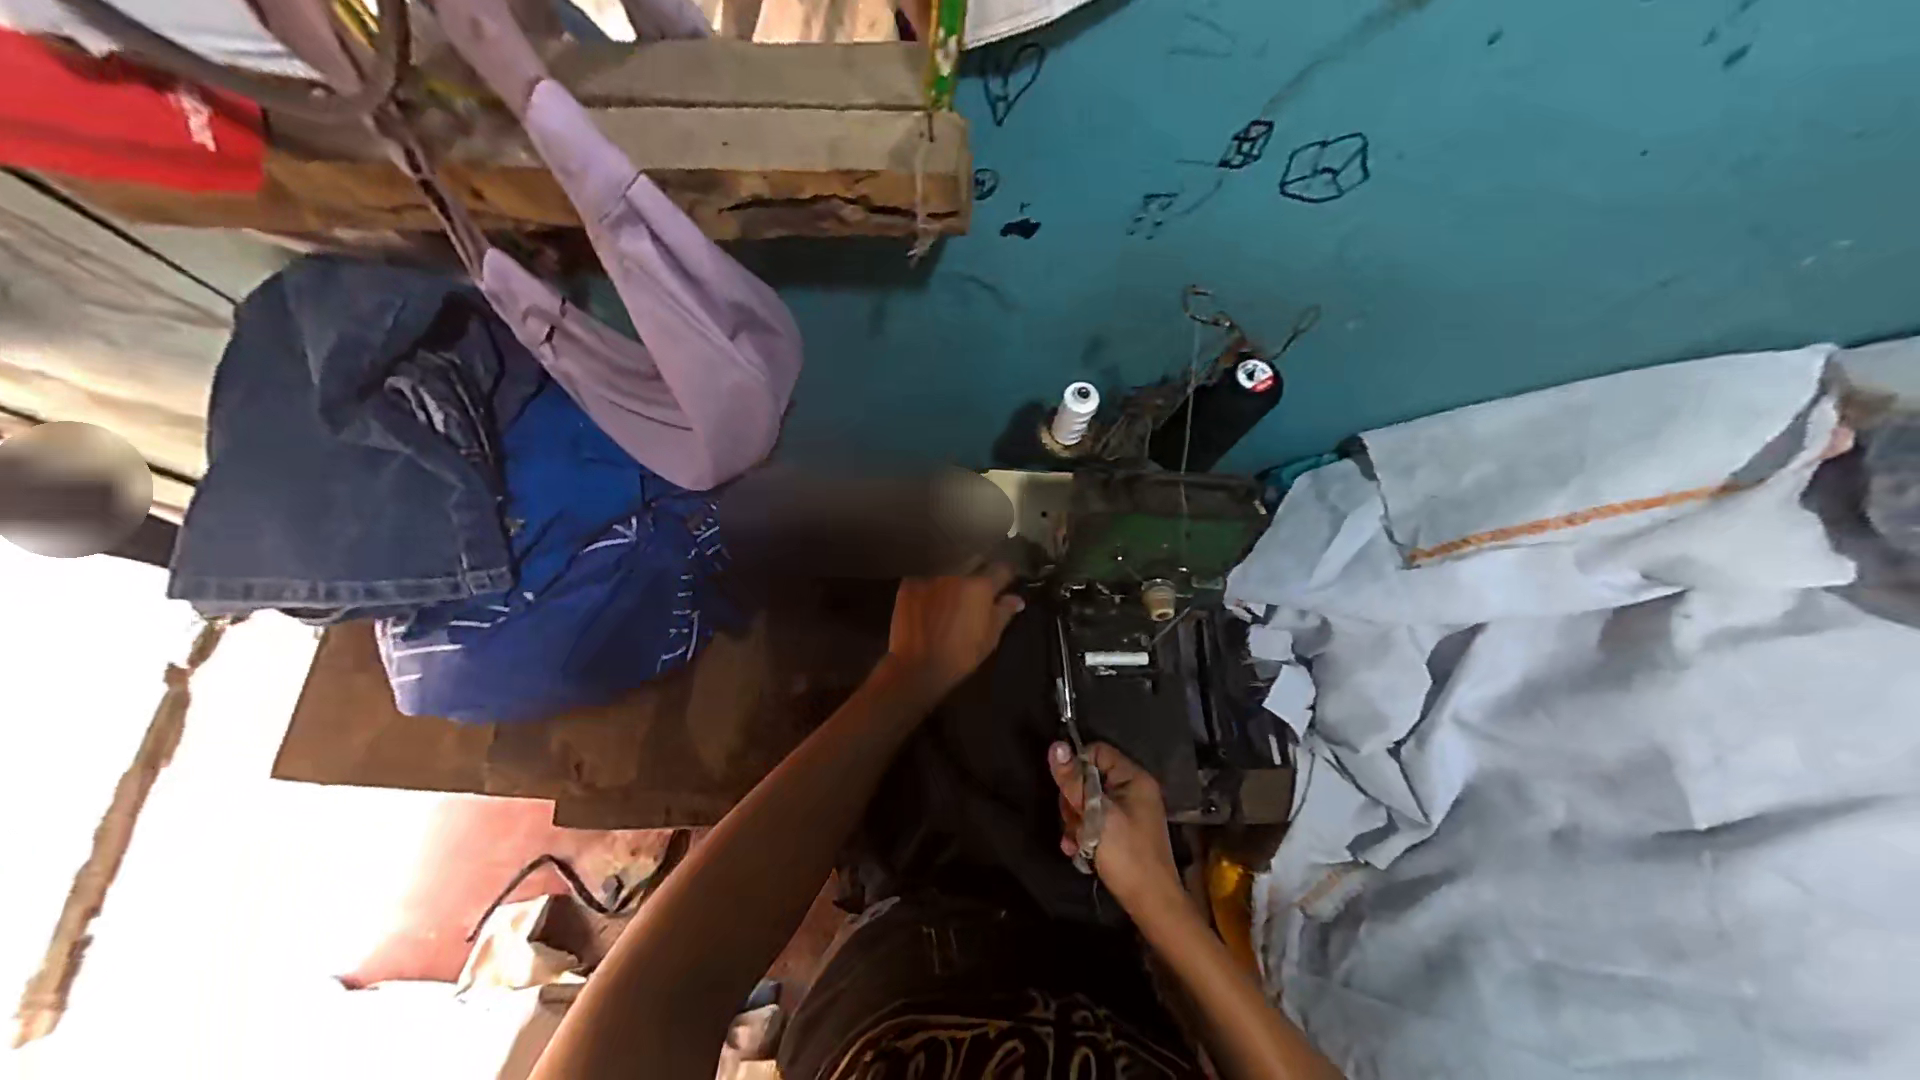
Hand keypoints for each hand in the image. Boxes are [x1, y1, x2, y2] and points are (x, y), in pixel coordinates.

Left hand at [882, 565, 1024, 697]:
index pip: (1002, 568)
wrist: (918, 666)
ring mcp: (931, 575)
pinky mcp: (910, 582)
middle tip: (980, 584)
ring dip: (956, 570)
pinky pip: (927, 572)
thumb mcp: (989, 637)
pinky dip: (933, 578)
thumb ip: (1003, 613)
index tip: (1006, 581)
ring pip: (949, 562)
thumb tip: (1017, 599)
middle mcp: (957, 573)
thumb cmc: (960, 655)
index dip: (1007, 574)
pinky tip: (932, 590)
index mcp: (981, 586)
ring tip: (955, 585)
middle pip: (975, 560)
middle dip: (981, 568)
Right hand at [1049, 741, 1181, 911]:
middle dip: (1074, 800)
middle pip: (1088, 778)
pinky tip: (1076, 849)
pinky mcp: (1121, 830)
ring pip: (1087, 801)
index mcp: (1134, 778)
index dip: (1077, 767)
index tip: (1067, 791)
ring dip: (1075, 821)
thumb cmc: (1126, 854)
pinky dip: (1083, 833)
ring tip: (1076, 842)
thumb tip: (1056, 745)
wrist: (1150, 903)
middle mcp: (1133, 789)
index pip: (1096, 752)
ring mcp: (1128, 811)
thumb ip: (1074, 781)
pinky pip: (1093, 819)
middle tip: (1074, 822)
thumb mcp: (1096, 815)